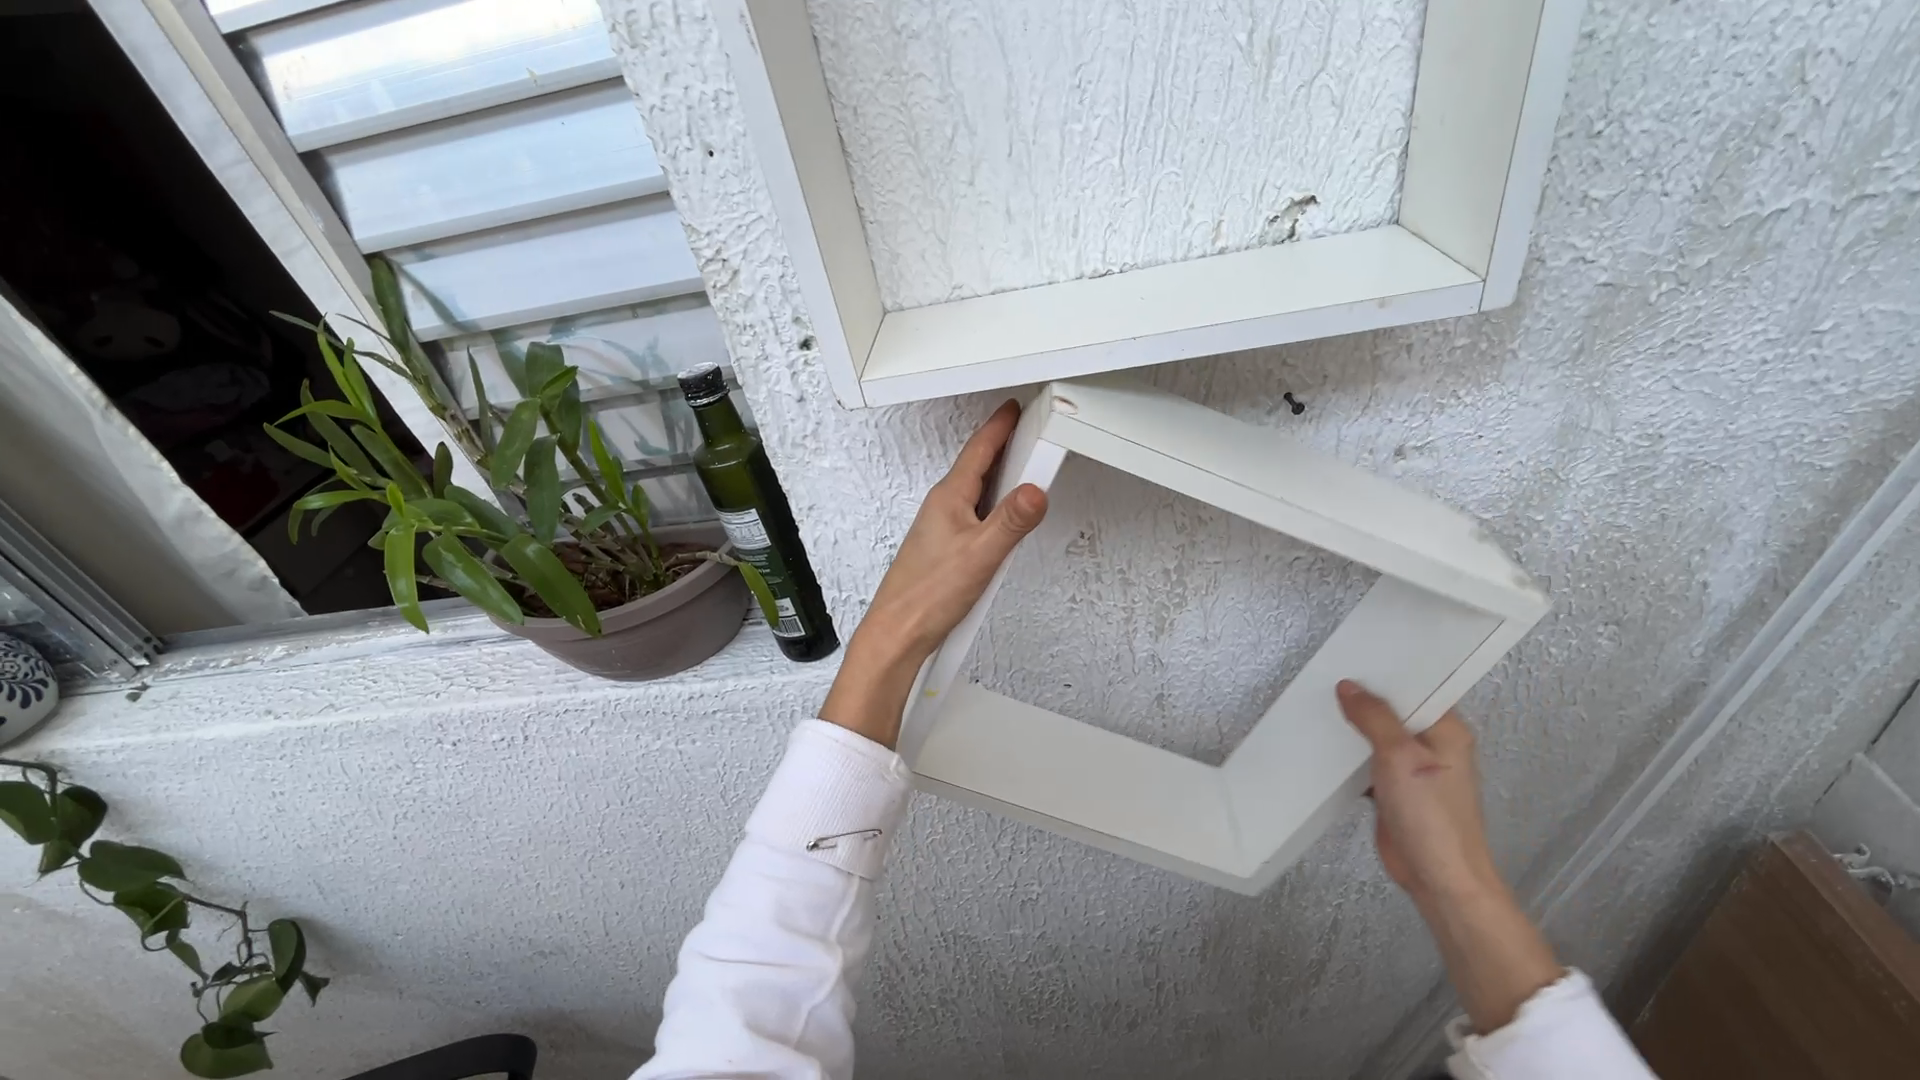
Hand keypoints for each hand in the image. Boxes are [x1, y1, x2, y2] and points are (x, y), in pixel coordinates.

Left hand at [820, 401, 1047, 746]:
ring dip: (1000, 479)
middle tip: (1027, 433)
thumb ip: (1012, 522)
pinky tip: (1004, 525)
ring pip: (977, 492)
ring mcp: (942, 528)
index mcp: (949, 499)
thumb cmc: (926, 595)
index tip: (1014, 408)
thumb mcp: (980, 554)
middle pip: (978, 467)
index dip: (1000, 426)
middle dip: (1004, 447)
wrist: (899, 631)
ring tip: (1024, 473)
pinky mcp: (945, 549)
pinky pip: (975, 516)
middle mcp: (943, 508)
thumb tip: (1035, 491)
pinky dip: (994, 509)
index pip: (979, 450)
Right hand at [1337, 680, 1561, 1032]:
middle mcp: (1432, 744)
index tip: (1352, 657)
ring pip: (1377, 736)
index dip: (1386, 673)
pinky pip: (1366, 760)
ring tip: (1317, 704)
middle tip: (1325, 678)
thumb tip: (1349, 686)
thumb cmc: (1431, 816)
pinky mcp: (1393, 789)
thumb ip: (1374, 717)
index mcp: (1447, 729)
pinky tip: (1322, 744)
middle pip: (1393, 710)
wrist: (1437, 877)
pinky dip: (1347, 755)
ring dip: (1352, 727)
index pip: (1417, 687)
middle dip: (1362, 698)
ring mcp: (1412, 768)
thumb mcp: (1400, 756)